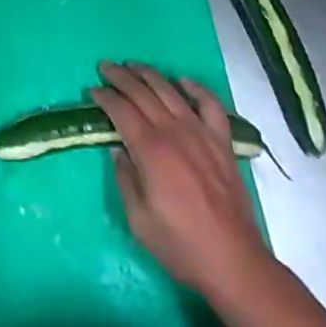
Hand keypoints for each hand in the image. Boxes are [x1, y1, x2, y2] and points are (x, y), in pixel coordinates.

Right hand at [93, 62, 325, 326]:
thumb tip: (118, 150)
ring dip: (150, 74)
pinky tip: (184, 81)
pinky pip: (211, 104)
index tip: (93, 89)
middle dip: (121, 77)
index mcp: (151, 150)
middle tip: (105, 66)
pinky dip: (197, 88)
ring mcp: (201, 133)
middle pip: (143, 93)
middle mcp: (174, 132)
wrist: (233, 261)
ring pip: (171, 91)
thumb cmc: (180, 244)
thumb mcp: (138, 219)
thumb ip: (125, 178)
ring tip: (134, 65)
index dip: (105, 96)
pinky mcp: (222, 142)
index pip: (122, 110)